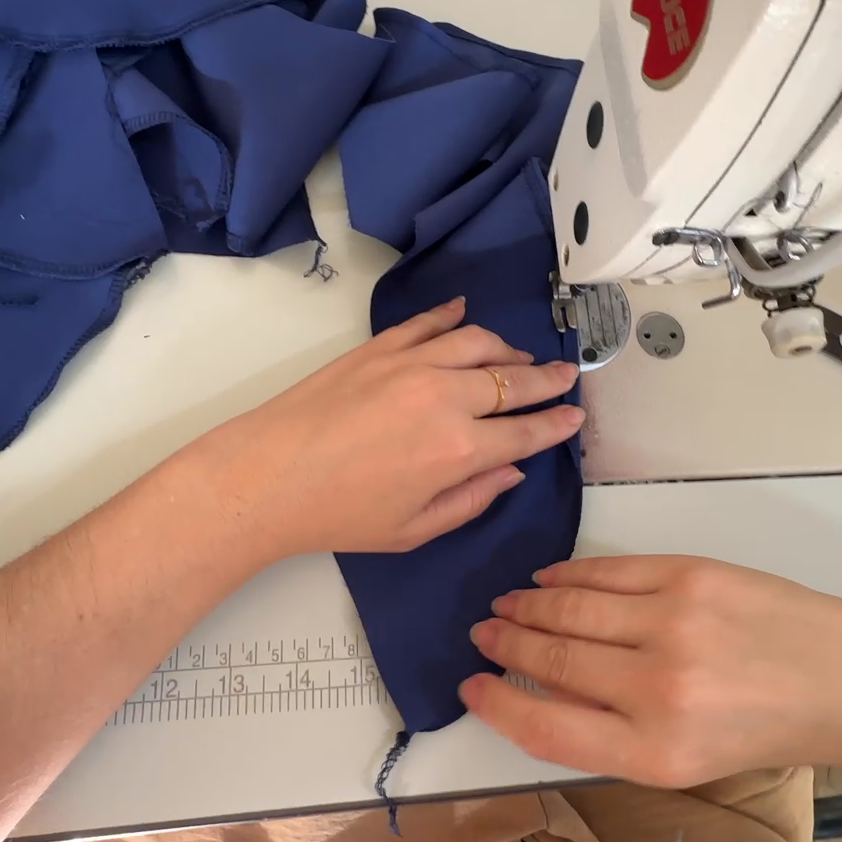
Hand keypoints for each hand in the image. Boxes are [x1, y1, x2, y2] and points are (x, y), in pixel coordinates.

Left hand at [138, 297, 582, 563]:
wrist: (267, 476)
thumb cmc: (339, 514)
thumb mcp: (414, 530)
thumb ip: (472, 500)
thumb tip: (512, 471)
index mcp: (459, 451)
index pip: (526, 432)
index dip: (557, 424)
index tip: (575, 415)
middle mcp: (446, 398)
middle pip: (513, 380)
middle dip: (548, 379)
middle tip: (567, 376)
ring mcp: (412, 364)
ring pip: (479, 342)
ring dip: (508, 348)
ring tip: (519, 356)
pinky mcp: (380, 347)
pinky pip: (428, 322)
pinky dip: (452, 315)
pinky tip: (465, 312)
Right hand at [459, 555, 841, 786]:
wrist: (839, 679)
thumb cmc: (758, 727)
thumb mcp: (684, 758)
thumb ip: (610, 730)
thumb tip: (538, 688)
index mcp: (655, 751)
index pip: (545, 727)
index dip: (498, 704)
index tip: (472, 685)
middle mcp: (656, 688)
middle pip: (552, 659)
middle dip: (506, 644)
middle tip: (482, 633)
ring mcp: (671, 622)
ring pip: (570, 607)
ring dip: (526, 605)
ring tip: (504, 604)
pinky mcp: (687, 574)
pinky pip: (605, 571)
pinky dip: (567, 574)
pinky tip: (546, 578)